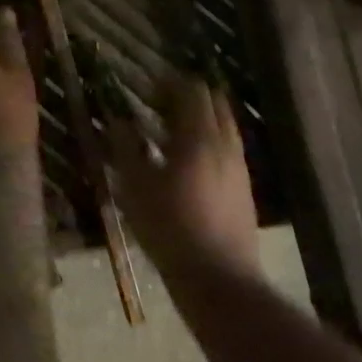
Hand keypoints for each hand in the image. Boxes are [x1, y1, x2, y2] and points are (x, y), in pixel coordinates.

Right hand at [108, 79, 261, 277]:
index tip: (147, 88)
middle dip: (188, 97)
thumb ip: (125, 147)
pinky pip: (228, 150)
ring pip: (225, 126)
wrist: (218, 278)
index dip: (169, 83)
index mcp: (199, 137)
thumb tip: (117, 119)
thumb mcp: (135, 187)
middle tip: (160, 107)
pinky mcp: (245, 189)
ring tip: (172, 136)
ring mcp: (240, 167)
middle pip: (214, 102)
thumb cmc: (169, 228)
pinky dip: (210, 144)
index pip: (192, 90)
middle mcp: (226, 144)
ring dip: (201, 121)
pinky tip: (189, 166)